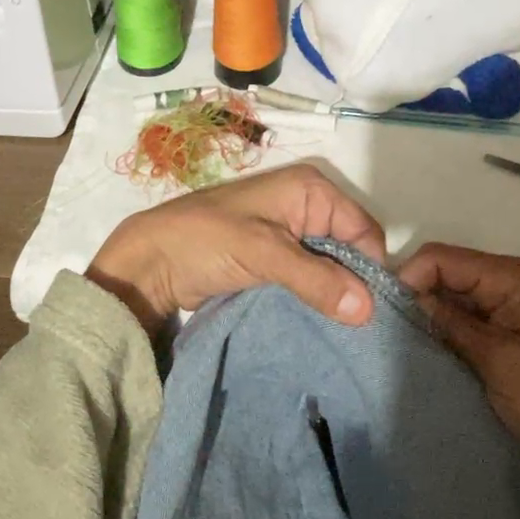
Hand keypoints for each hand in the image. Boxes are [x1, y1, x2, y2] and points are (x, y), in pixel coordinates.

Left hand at [86, 162, 385, 333]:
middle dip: (352, 284)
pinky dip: (314, 297)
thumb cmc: (207, 241)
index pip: (363, 230)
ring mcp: (290, 233)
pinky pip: (309, 278)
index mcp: (310, 188)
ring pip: (330, 267)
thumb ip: (317, 279)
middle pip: (350, 249)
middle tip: (354, 327)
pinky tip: (317, 322)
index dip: (369, 268)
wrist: (150, 259)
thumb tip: (369, 309)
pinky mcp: (275, 259)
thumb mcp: (265, 255)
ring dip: (332, 295)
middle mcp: (306, 205)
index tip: (367, 312)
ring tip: (337, 330)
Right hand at [399, 242, 519, 474]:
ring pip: (463, 295)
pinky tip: (441, 349)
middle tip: (391, 328)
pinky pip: (480, 316)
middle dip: (420, 293)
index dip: (410, 276)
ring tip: (410, 341)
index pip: (442, 257)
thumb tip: (410, 297)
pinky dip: (458, 328)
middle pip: (452, 271)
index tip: (385, 310)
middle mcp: (517, 279)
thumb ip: (451, 323)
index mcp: (513, 276)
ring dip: (438, 313)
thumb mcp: (496, 361)